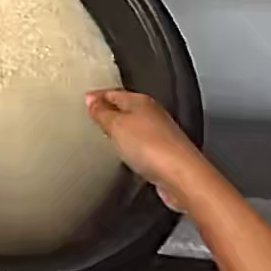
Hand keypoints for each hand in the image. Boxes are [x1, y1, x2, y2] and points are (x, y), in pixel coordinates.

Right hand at [86, 89, 197, 210]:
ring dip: (121, 130)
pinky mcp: (166, 155)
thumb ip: (101, 112)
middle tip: (94, 115)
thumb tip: (91, 101)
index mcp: (141, 101)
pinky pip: (143, 145)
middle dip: (110, 111)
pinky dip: (132, 147)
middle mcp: (153, 114)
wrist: (183, 178)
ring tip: (107, 135)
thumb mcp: (115, 125)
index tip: (86, 100)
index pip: (113, 92)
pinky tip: (127, 155)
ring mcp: (161, 135)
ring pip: (135, 127)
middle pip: (126, 108)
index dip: (97, 96)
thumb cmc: (153, 147)